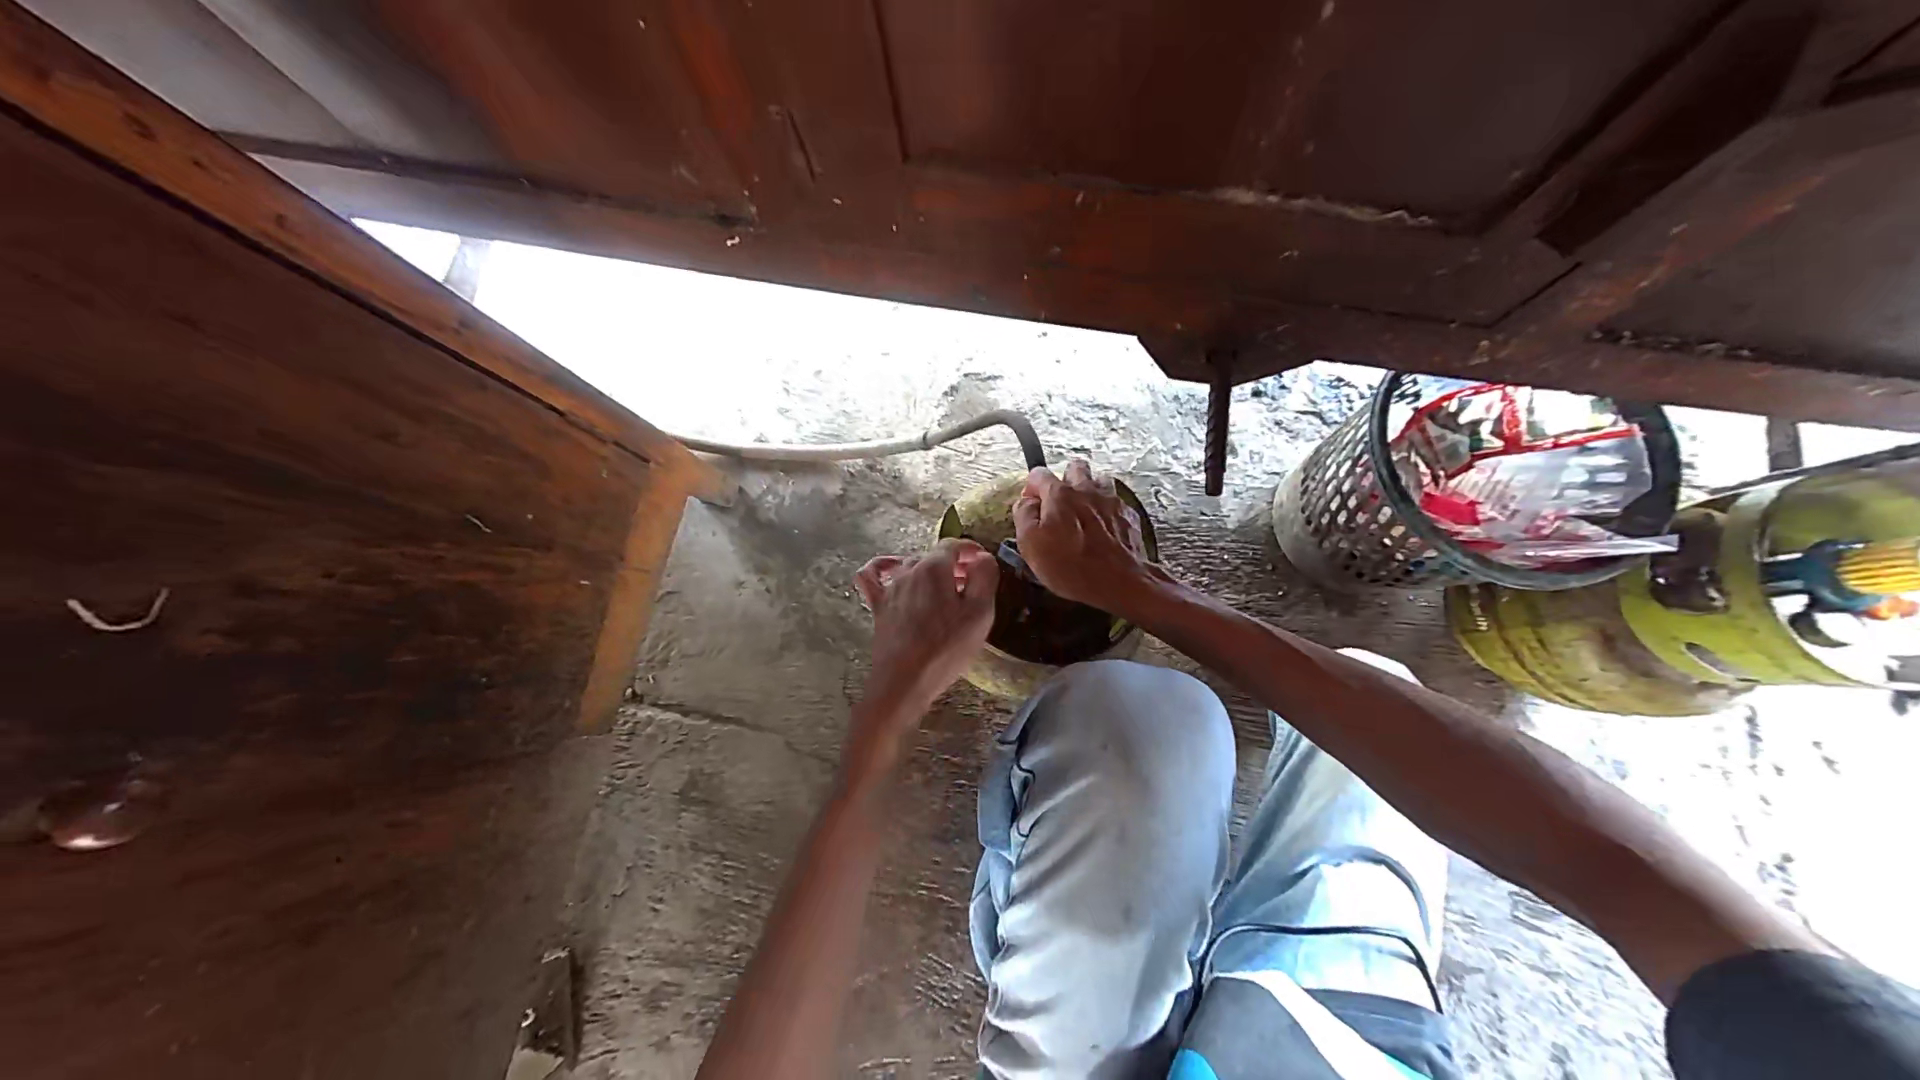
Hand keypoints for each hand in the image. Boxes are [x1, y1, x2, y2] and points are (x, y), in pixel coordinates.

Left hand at [850, 539, 998, 752]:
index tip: (983, 561)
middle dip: (954, 565)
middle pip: (934, 556)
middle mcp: (908, 570)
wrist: (904, 681)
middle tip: (971, 585)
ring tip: (945, 591)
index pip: (954, 545)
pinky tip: (891, 572)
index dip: (971, 549)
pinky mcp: (878, 606)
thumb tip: (983, 558)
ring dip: (930, 572)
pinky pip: (872, 577)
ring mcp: (890, 588)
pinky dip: (882, 569)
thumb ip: (985, 578)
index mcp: (934, 568)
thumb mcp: (980, 613)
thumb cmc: (946, 648)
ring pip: (910, 566)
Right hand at [1012, 460, 1160, 614]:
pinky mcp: (1128, 514)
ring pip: (1098, 480)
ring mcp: (1110, 500)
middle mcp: (1086, 490)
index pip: (1039, 474)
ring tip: (1083, 513)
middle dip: (1064, 480)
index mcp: (1059, 495)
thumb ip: (1023, 515)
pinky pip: (1114, 501)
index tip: (1032, 506)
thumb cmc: (1071, 566)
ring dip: (1089, 490)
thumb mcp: (1030, 544)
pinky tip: (1102, 527)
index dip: (1031, 488)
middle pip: (1074, 467)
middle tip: (1059, 504)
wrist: (1119, 581)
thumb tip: (1025, 502)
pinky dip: (1106, 509)